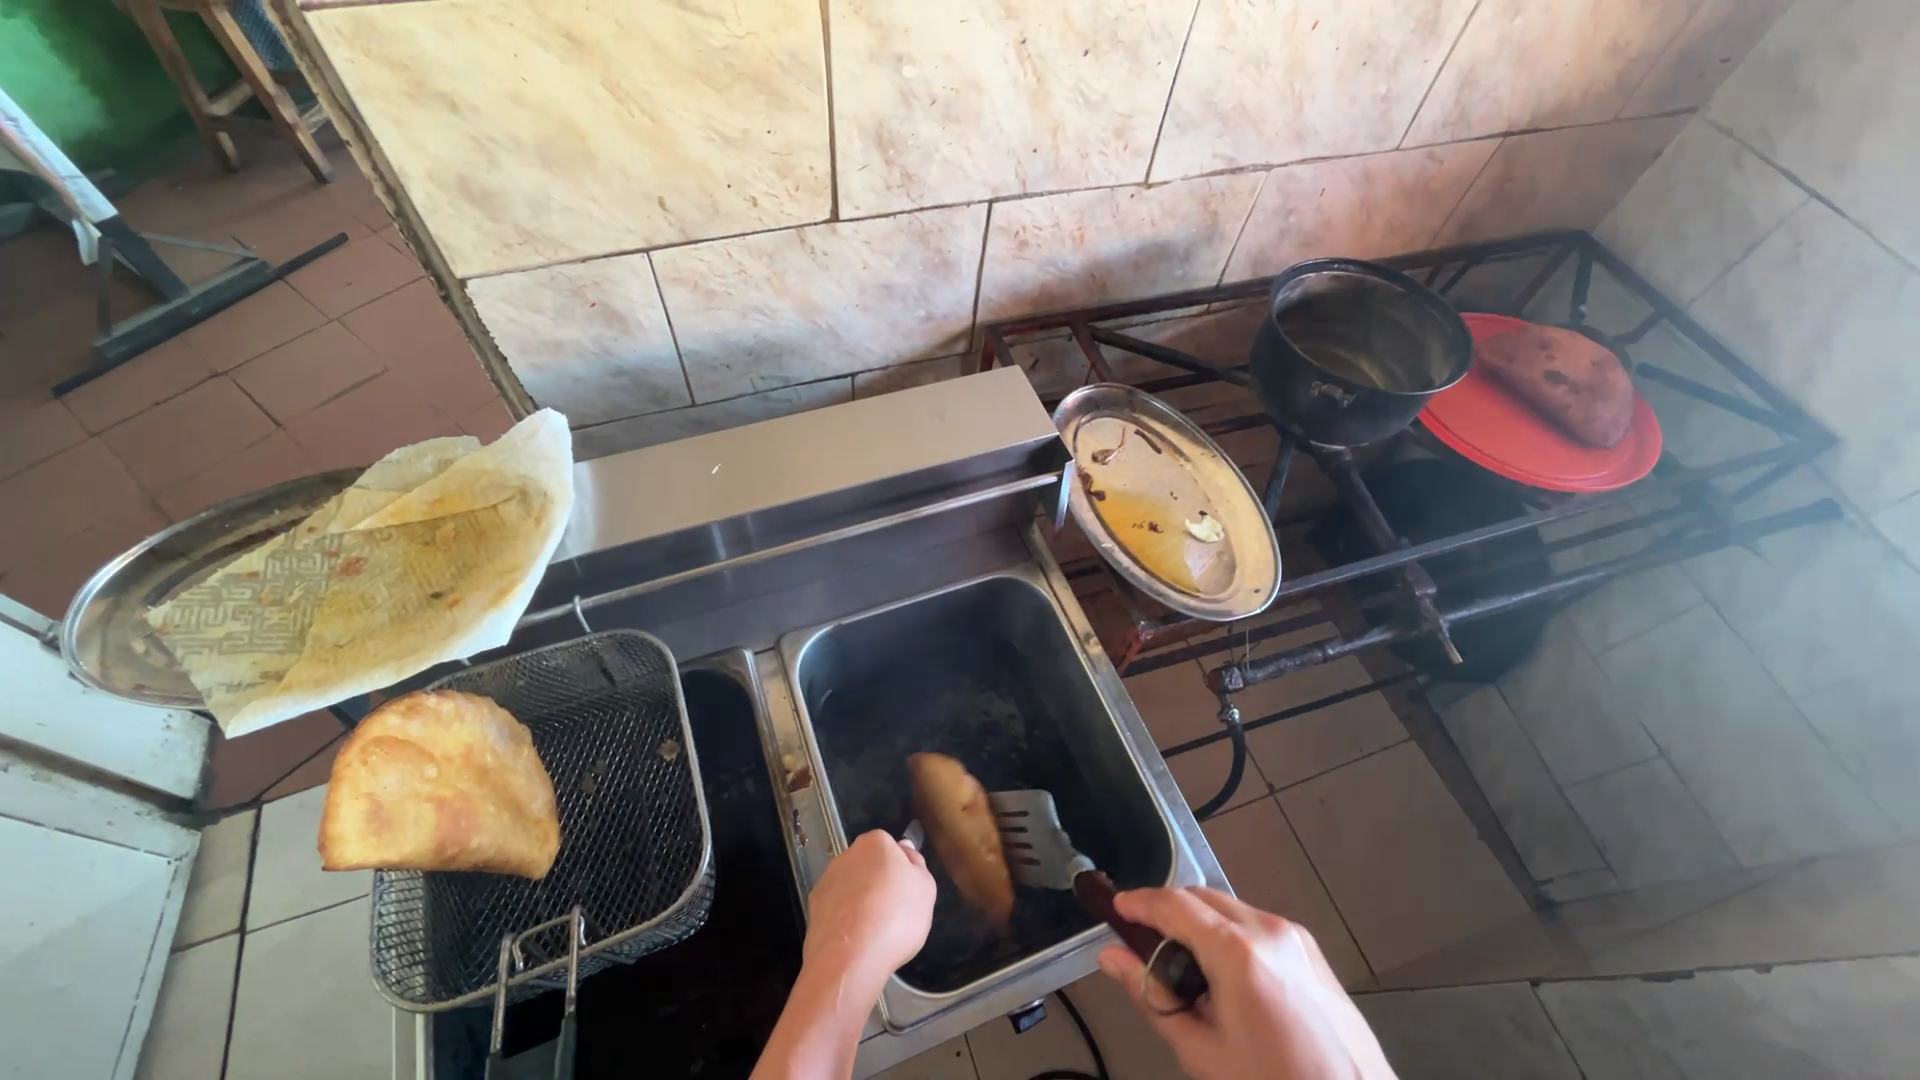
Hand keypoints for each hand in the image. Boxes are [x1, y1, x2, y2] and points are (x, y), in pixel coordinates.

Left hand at [803, 829, 936, 991]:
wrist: (850, 958)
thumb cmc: (897, 916)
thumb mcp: (925, 888)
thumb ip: (917, 866)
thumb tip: (905, 849)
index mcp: (875, 843)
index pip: (892, 849)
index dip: (902, 871)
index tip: (908, 892)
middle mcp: (847, 855)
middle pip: (869, 867)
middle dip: (879, 884)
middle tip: (895, 913)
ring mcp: (826, 882)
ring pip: (851, 889)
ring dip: (860, 903)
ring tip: (875, 933)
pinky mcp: (813, 910)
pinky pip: (836, 910)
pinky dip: (845, 921)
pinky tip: (856, 941)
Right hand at [1097, 887, 1395, 1079]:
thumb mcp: (1204, 1052)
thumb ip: (1153, 996)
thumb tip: (1113, 958)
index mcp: (1239, 951)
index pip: (1175, 904)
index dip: (1140, 902)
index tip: (1116, 908)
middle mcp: (1269, 931)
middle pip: (1202, 897)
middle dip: (1168, 912)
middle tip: (1143, 944)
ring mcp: (1296, 940)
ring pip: (1231, 910)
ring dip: (1199, 924)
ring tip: (1185, 971)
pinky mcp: (1313, 955)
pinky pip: (1258, 927)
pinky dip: (1230, 937)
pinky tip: (1225, 981)